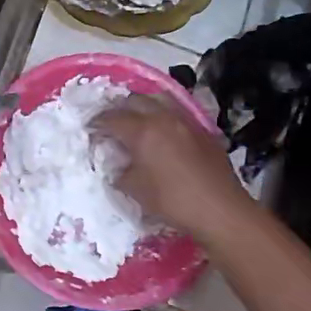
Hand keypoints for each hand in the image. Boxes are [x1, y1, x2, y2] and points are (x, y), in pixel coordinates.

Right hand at [94, 95, 253, 240]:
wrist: (221, 210)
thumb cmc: (172, 201)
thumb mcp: (134, 189)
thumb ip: (119, 170)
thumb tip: (118, 163)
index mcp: (142, 131)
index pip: (111, 118)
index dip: (97, 124)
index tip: (90, 131)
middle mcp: (164, 119)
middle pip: (135, 100)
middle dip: (118, 109)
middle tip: (110, 123)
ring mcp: (186, 122)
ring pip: (159, 101)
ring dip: (142, 107)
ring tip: (135, 122)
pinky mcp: (203, 131)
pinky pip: (177, 114)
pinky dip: (163, 117)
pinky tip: (161, 134)